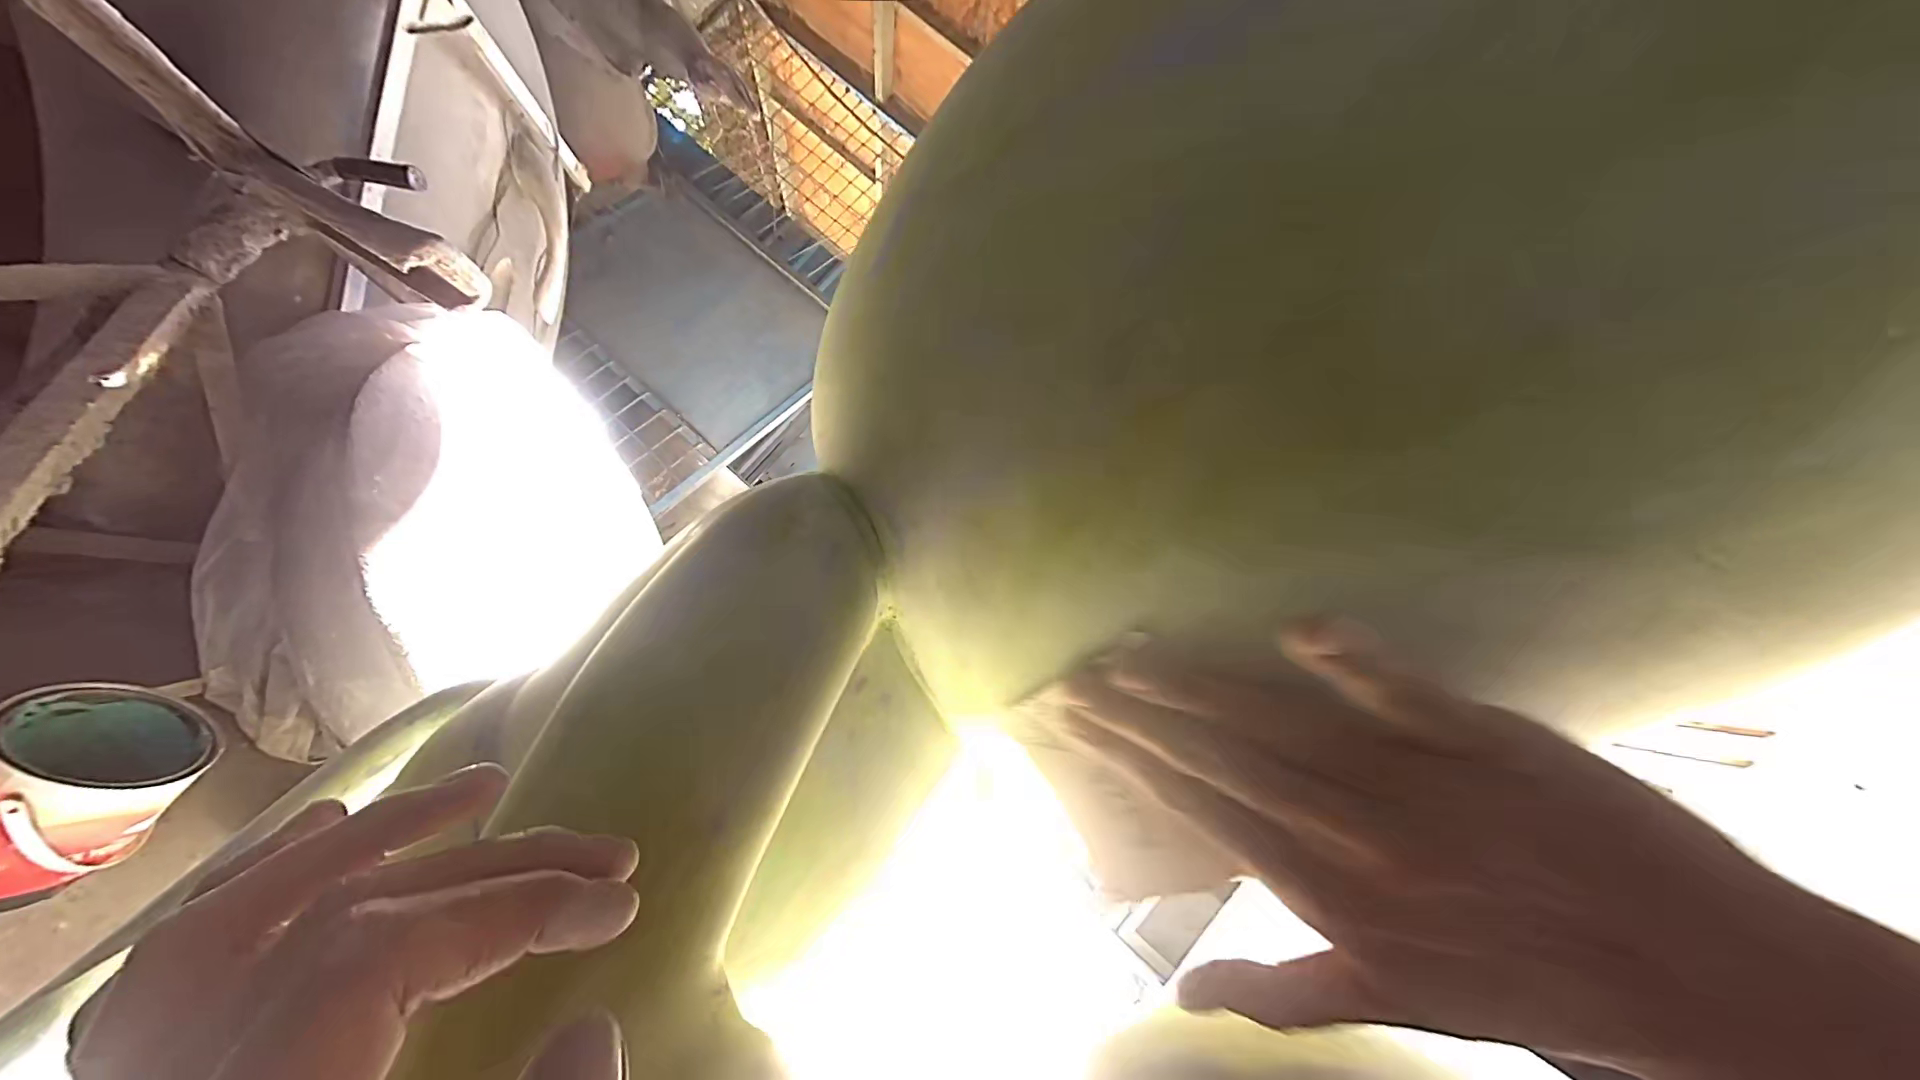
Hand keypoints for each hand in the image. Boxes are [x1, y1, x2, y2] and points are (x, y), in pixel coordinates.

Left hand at [69, 764, 638, 1079]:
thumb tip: (595, 1028)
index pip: (384, 950)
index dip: (521, 906)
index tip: (619, 906)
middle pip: (341, 920)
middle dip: (499, 871)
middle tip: (603, 855)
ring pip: (231, 923)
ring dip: (376, 835)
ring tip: (482, 790)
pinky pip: (172, 973)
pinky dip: (260, 880)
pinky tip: (333, 827)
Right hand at [1052, 618, 1919, 1078]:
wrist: (1709, 974)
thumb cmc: (1533, 983)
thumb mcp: (1402, 1008)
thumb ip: (1284, 991)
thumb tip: (1180, 995)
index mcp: (1327, 891)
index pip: (1200, 806)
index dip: (1131, 762)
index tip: (1079, 724)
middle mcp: (1354, 835)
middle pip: (1219, 757)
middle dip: (1136, 715)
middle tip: (1077, 678)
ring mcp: (1417, 784)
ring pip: (1277, 724)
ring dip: (1195, 687)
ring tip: (1130, 656)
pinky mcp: (1483, 741)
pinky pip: (1405, 697)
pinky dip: (1353, 664)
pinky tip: (1300, 631)